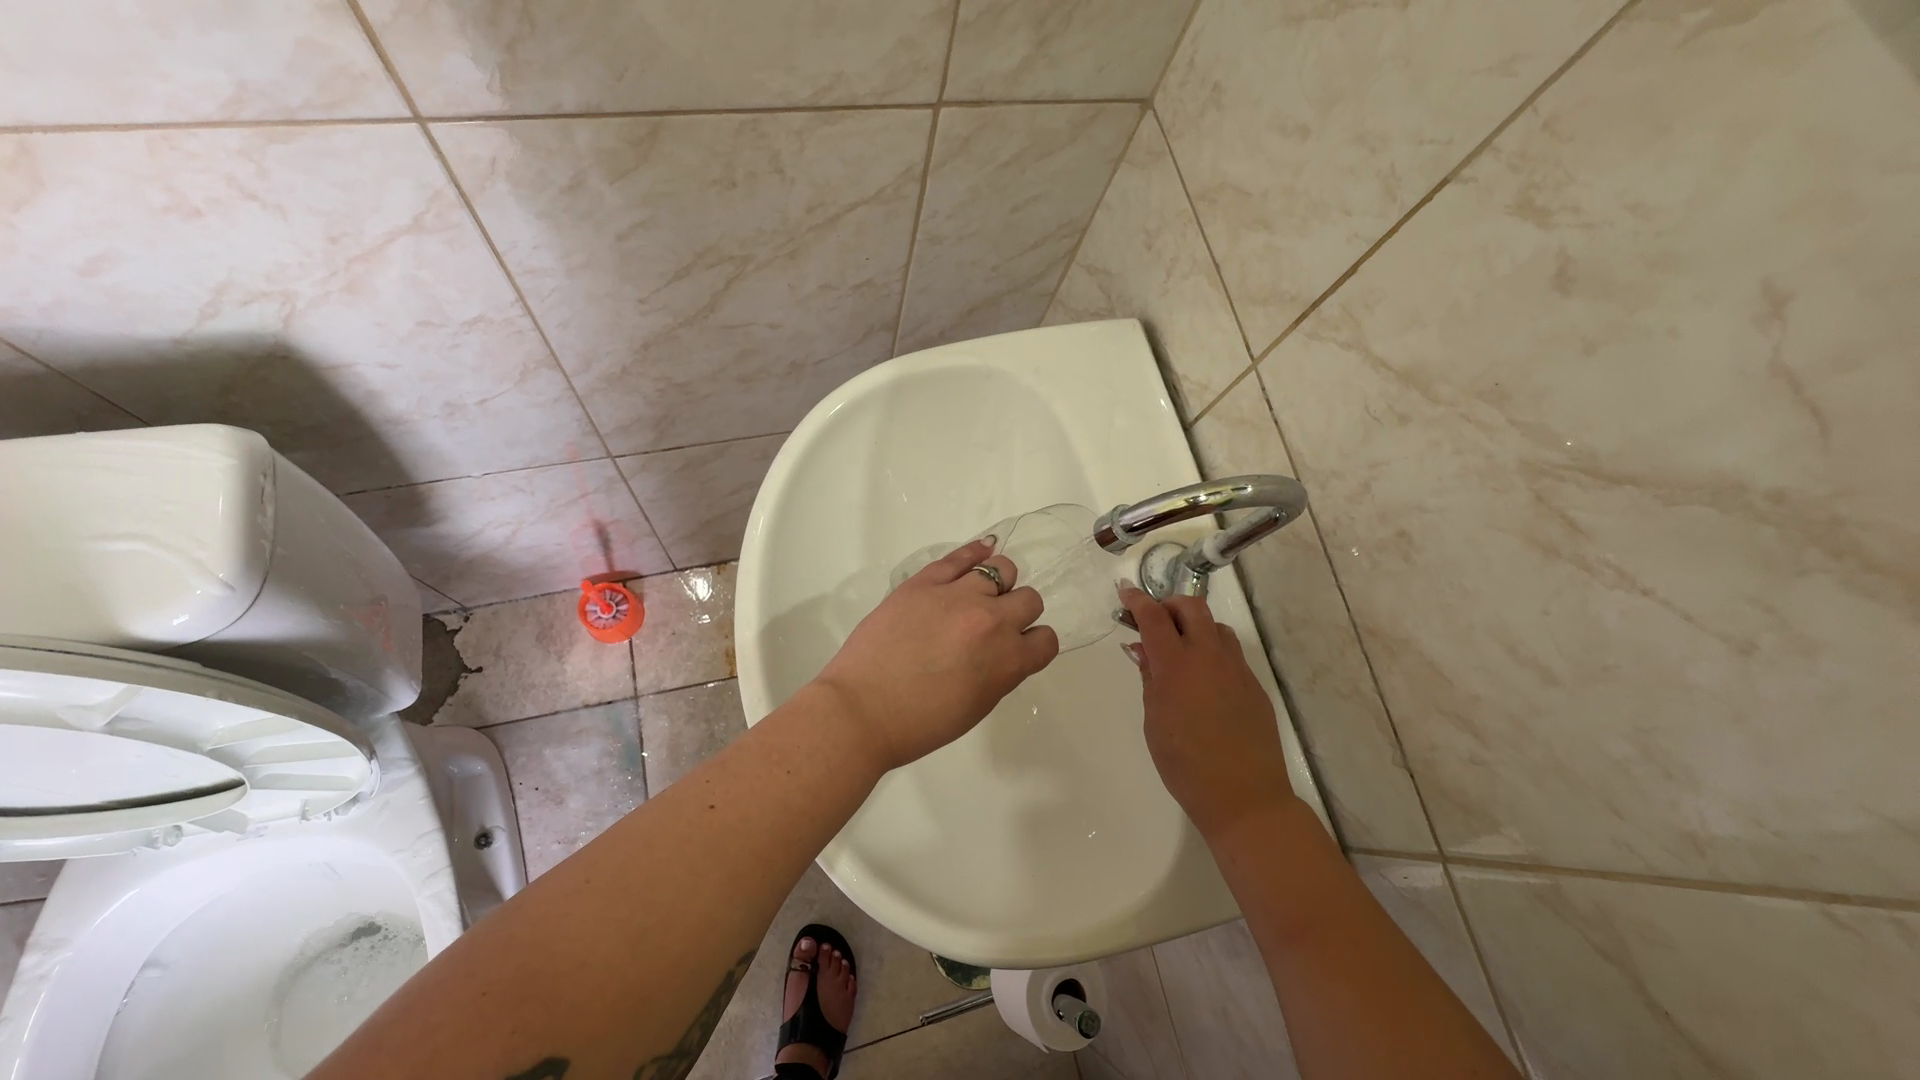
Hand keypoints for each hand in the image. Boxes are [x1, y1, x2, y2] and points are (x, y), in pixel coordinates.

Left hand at [815, 538, 1060, 770]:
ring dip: (997, 583)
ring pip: (1001, 569)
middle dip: (1017, 612)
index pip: (1045, 640)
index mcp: (1008, 662)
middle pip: (1028, 599)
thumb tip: (1002, 652)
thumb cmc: (920, 724)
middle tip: (992, 626)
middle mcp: (992, 622)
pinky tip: (983, 550)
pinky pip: (961, 556)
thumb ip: (1000, 673)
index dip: (1032, 644)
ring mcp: (958, 596)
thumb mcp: (976, 706)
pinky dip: (977, 551)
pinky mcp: (925, 582)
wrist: (862, 710)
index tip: (1018, 648)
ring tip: (978, 596)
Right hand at [1119, 584, 1297, 838]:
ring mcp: (1237, 669)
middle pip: (1192, 607)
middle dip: (1169, 604)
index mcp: (1176, 666)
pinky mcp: (1254, 685)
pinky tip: (1203, 679)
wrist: (1244, 796)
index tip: (1125, 590)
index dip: (1138, 600)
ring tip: (1180, 648)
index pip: (1154, 617)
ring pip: (1216, 627)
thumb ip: (1150, 679)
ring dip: (1194, 626)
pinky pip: (1231, 653)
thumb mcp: (1155, 721)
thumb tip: (1142, 649)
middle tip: (1153, 619)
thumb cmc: (1185, 765)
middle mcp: (1209, 657)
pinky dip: (1212, 651)